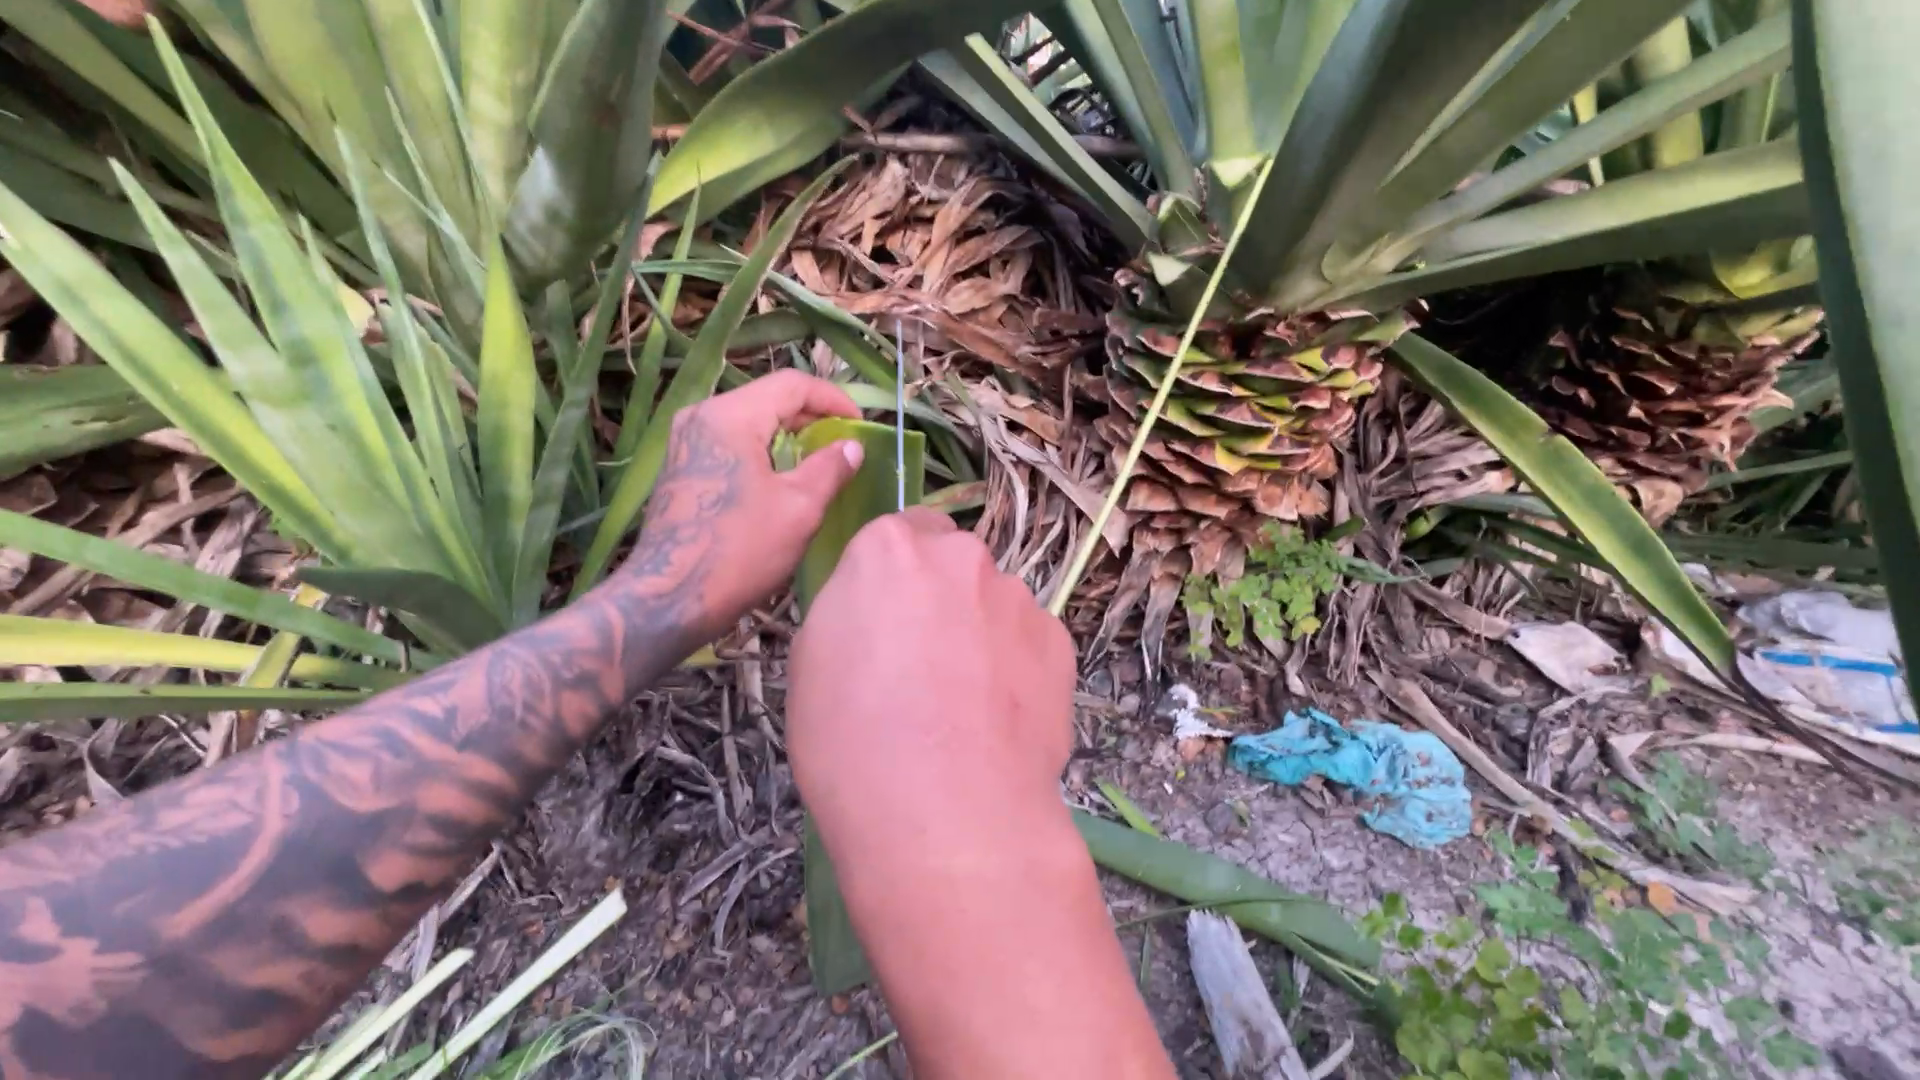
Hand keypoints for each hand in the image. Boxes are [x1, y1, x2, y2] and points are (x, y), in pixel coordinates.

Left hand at [626, 371, 861, 646]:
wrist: (669, 600)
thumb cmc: (740, 551)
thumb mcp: (800, 508)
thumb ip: (830, 468)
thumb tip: (852, 446)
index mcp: (730, 416)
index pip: (792, 385)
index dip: (834, 399)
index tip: (861, 424)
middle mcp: (701, 417)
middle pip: (768, 399)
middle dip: (812, 418)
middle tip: (846, 444)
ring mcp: (685, 443)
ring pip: (749, 422)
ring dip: (788, 437)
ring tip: (821, 462)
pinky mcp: (681, 468)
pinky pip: (731, 444)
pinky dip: (763, 452)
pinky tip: (784, 479)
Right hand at [787, 507, 1074, 869]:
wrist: (946, 814)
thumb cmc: (850, 742)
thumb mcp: (812, 665)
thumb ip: (850, 613)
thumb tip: (877, 614)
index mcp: (889, 550)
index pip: (898, 534)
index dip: (893, 579)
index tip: (887, 619)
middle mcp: (960, 558)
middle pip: (951, 563)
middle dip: (941, 597)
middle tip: (925, 663)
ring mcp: (1017, 598)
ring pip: (994, 603)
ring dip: (981, 632)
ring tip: (967, 704)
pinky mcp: (1059, 642)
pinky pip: (1029, 640)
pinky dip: (1017, 666)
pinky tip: (1001, 719)